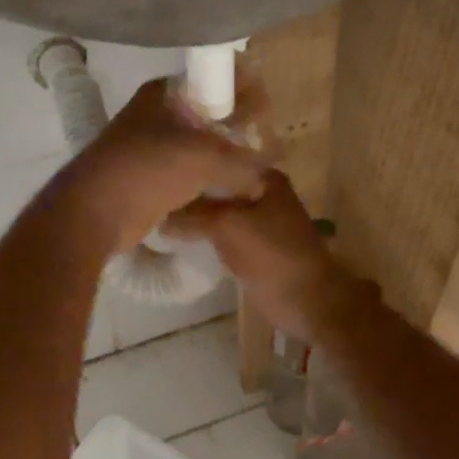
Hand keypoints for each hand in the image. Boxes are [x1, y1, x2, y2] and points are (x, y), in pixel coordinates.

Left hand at [62, 77, 267, 253]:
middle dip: (242, 129)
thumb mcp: (204, 159)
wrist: (94, 212)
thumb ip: (243, 164)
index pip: (218, 79)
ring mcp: (155, 145)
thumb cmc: (147, 170)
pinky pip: (193, 172)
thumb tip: (264, 178)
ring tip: (256, 175)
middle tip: (268, 150)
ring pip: (205, 145)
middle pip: (214, 113)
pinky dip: (212, 180)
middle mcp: (162, 112)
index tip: (270, 118)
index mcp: (168, 92)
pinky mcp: (154, 176)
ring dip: (229, 159)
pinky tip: (233, 194)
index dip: (248, 93)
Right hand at [166, 170, 375, 339]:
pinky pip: (220, 232)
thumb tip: (161, 215)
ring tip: (156, 210)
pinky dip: (202, 233)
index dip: (190, 161)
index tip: (157, 167)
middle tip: (150, 191)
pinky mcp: (252, 245)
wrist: (307, 300)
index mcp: (264, 177)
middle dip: (189, 190)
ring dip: (193, 213)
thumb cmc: (273, 255)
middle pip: (217, 185)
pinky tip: (176, 234)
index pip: (219, 157)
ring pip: (217, 210)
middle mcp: (261, 192)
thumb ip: (193, 214)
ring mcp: (258, 220)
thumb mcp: (228, 226)